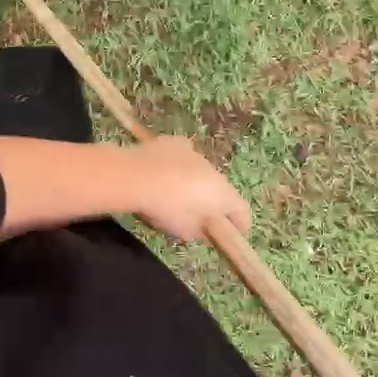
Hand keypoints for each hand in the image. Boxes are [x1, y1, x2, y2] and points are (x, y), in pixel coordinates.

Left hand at [130, 136, 250, 241]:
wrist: (135, 176)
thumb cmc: (165, 208)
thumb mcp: (184, 231)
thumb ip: (199, 231)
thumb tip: (202, 229)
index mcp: (223, 194)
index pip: (242, 211)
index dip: (240, 225)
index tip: (234, 233)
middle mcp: (214, 171)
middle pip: (221, 189)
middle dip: (214, 202)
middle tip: (200, 214)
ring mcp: (195, 154)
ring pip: (202, 171)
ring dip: (196, 182)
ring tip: (177, 192)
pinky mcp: (175, 143)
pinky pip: (183, 155)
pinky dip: (179, 163)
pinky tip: (165, 170)